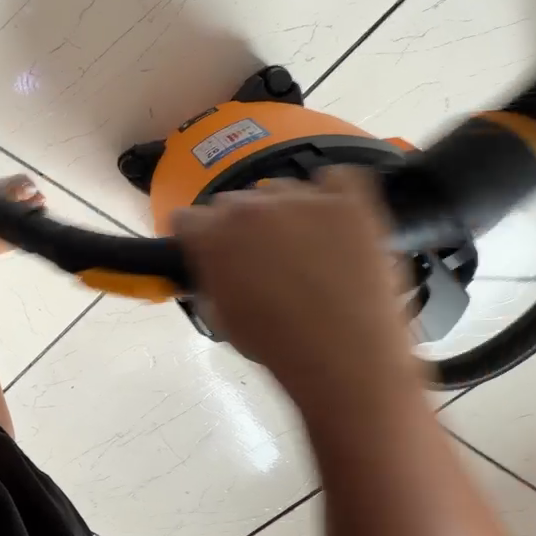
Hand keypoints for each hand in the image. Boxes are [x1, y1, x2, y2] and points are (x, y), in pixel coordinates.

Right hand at [171, 167, 426, 413]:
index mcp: (208, 235)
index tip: (206, 253)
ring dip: (280, 212)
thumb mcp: (217, 311)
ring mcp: (302, 200)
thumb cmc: (274, 343)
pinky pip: (334, 177)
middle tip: (255, 257)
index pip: (185, 217)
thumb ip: (206, 274)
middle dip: (235, 225)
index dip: (194, 238)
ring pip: (278, 190)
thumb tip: (211, 262)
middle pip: (230, 202)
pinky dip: (328, 193)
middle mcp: (248, 208)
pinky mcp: (350, 203)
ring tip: (299, 245)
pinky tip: (328, 219)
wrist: (346, 358)